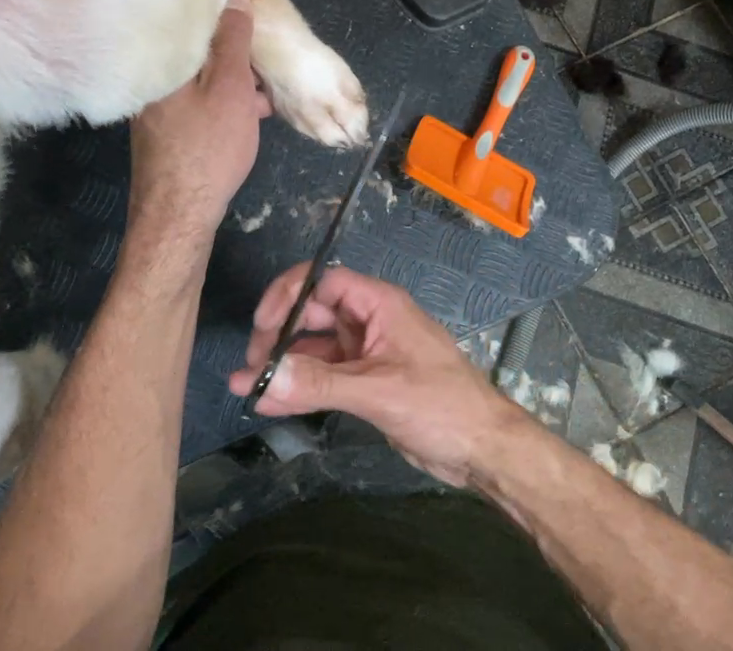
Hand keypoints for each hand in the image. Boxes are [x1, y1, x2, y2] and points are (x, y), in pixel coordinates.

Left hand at [129, 0, 272, 234]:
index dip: (223, 9)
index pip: (190, 17)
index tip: (252, 7)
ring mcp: (155, 106)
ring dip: (233, 79)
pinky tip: (249, 113)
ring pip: (199, 77)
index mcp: (162, 60)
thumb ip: (233, 40)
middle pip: (196, 48)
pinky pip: (196, 100)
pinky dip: (222, 100)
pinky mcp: (163, 128)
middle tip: (266, 56)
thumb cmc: (208, 147)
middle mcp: (152, 79)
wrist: (179, 213)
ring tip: (266, 92)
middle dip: (234, 50)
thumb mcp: (231, 87)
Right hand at [226, 264, 525, 485]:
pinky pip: (324, 377)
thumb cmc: (441, 407)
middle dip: (279, 335)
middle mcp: (370, 322)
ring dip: (284, 366)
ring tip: (248, 386)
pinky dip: (299, 388)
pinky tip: (269, 403)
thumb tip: (262, 378)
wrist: (484, 451)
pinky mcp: (365, 382)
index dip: (290, 296)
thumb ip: (319, 383)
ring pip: (314, 349)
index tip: (263, 326)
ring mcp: (367, 353)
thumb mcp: (378, 392)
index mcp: (380, 305)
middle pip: (313, 313)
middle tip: (252, 364)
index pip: (323, 281)